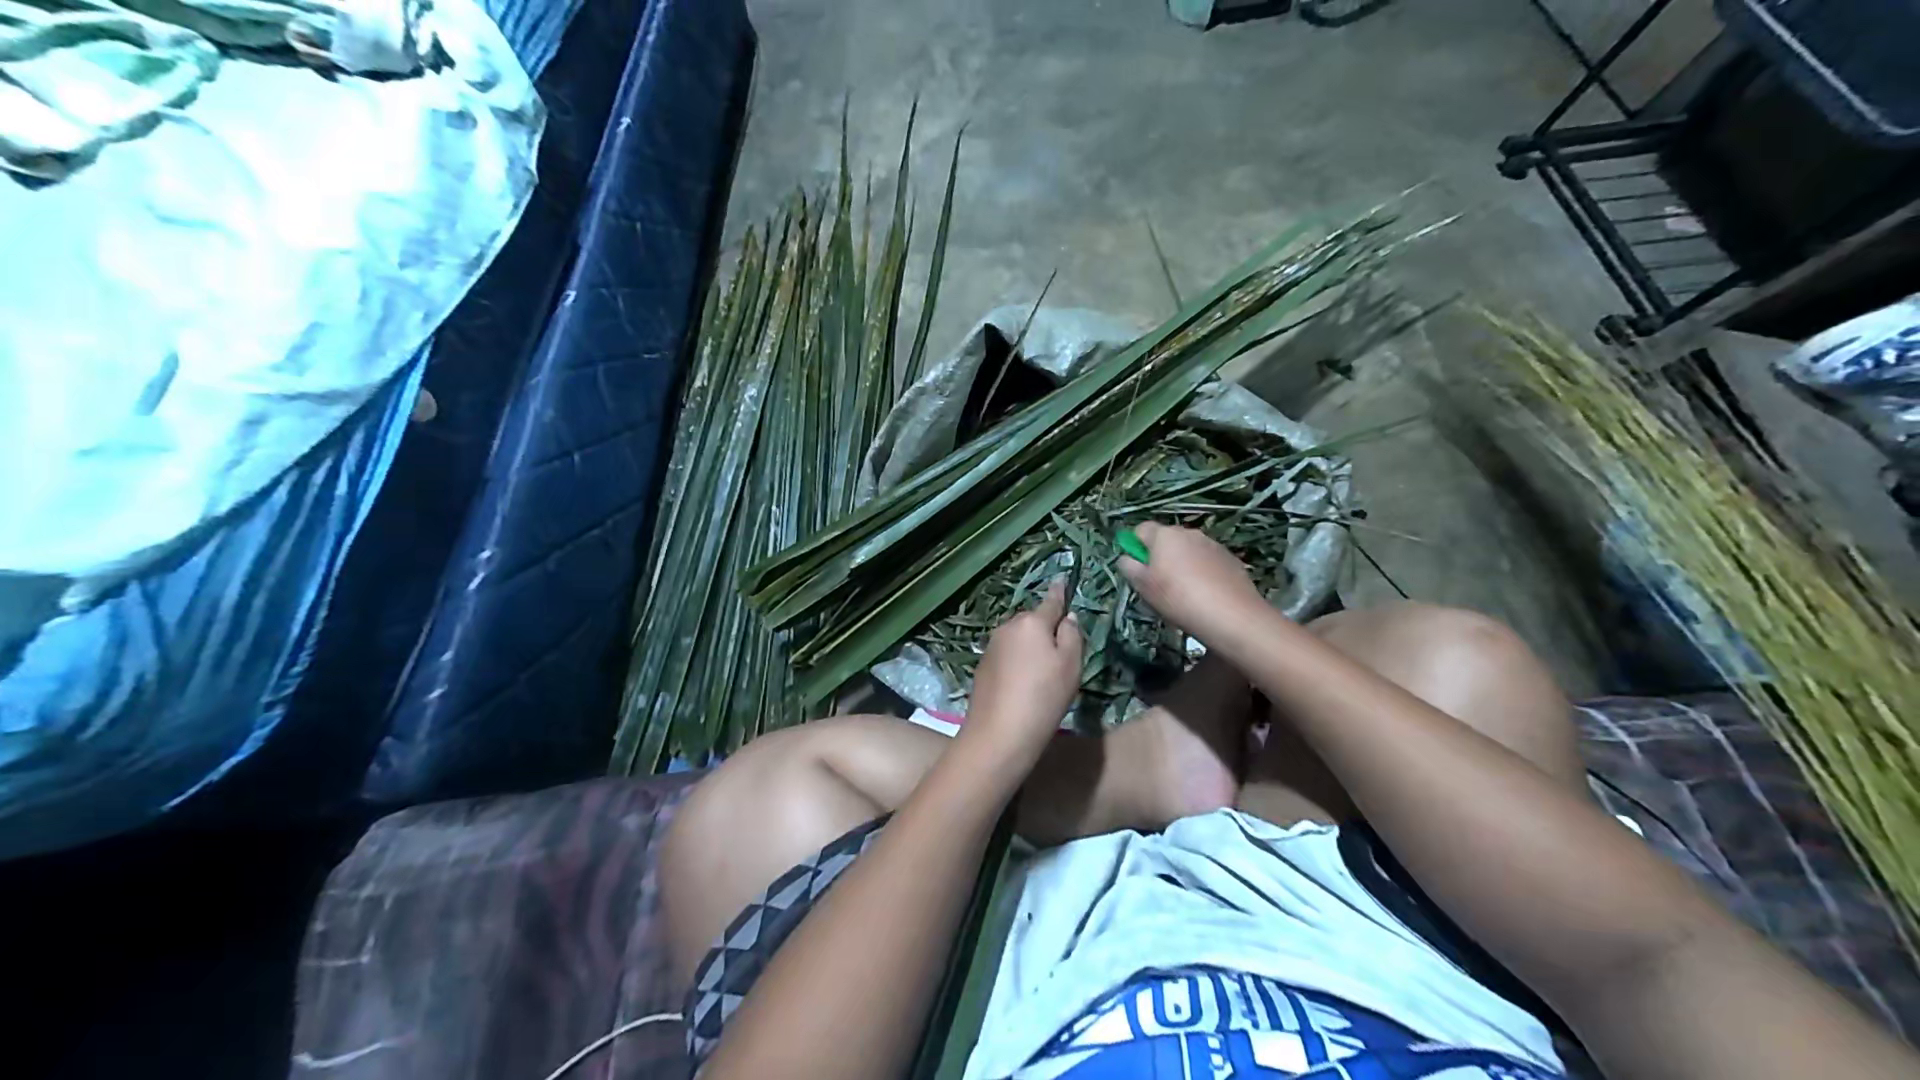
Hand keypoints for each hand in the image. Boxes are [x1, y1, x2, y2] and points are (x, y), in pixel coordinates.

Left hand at [961, 581, 1083, 768]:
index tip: (1061, 579)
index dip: (1059, 592)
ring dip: (1030, 647)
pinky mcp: (983, 667)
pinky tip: (1024, 683)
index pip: (1051, 601)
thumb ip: (1071, 635)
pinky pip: (1007, 655)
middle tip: (1062, 651)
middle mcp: (1008, 627)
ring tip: (1044, 673)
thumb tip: (1067, 617)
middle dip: (1045, 628)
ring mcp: (991, 647)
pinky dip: (1018, 662)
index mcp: (1031, 621)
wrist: (999, 733)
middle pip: (1033, 621)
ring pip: (1018, 638)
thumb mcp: (1070, 665)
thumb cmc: (1044, 696)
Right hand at [1116, 522, 1266, 641]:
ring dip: (1181, 564)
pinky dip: (1202, 572)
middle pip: (1166, 539)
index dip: (1135, 546)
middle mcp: (1189, 532)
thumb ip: (1129, 567)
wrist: (1231, 616)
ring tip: (1184, 593)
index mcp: (1164, 535)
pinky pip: (1207, 561)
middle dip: (1159, 556)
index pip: (1141, 529)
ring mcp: (1212, 544)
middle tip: (1158, 584)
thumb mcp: (1143, 587)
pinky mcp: (1230, 559)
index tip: (1137, 568)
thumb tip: (1126, 558)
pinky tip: (1204, 594)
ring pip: (1188, 551)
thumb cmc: (1178, 598)